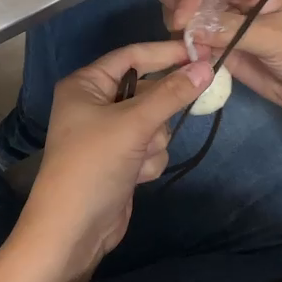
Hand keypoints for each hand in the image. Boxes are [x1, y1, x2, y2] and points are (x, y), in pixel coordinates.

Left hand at [14, 40, 212, 276]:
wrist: (74, 229)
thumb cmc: (94, 165)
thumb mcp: (133, 124)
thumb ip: (172, 94)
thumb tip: (207, 67)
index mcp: (86, 85)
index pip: (132, 56)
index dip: (167, 54)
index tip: (203, 52)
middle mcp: (96, 104)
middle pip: (148, 91)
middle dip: (159, 111)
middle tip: (191, 102)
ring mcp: (110, 134)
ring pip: (155, 123)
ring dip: (153, 141)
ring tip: (138, 157)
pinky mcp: (122, 160)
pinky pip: (151, 148)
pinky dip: (149, 161)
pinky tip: (136, 177)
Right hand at [155, 0, 281, 122]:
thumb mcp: (277, 38)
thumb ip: (233, 30)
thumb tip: (191, 28)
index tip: (181, 22)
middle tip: (171, 21)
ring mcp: (228, 19)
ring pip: (189, 8)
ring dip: (178, 22)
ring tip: (180, 43)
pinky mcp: (223, 45)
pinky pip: (195, 38)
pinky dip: (185, 45)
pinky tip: (186, 58)